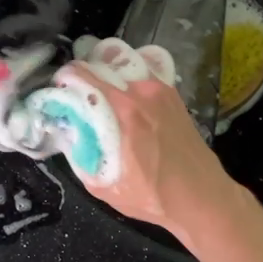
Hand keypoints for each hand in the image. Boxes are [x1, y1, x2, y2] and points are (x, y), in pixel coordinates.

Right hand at [62, 66, 248, 237]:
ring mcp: (160, 88)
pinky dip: (128, 74)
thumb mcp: (104, 186)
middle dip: (82, 76)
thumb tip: (66, 132)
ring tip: (99, 90)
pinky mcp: (172, 93)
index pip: (81, 75)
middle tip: (76, 96)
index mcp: (122, 110)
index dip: (63, 81)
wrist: (203, 198)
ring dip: (105, 70)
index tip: (58, 94)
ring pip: (122, 63)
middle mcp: (141, 91)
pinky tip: (125, 91)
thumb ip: (79, 155)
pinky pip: (143, 69)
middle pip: (100, 64)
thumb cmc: (154, 196)